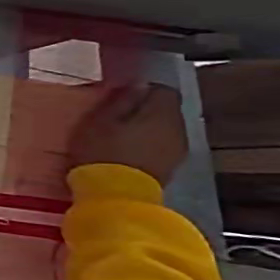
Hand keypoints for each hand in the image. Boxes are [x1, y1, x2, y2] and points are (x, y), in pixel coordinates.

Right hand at [67, 84, 186, 184]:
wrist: (116, 194)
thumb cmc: (103, 151)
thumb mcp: (100, 120)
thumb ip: (122, 100)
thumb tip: (138, 84)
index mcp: (162, 113)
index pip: (164, 90)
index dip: (143, 89)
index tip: (121, 96)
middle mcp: (179, 128)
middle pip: (167, 110)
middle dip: (146, 110)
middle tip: (117, 115)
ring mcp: (178, 150)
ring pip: (165, 129)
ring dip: (147, 128)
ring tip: (121, 135)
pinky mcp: (171, 167)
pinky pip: (162, 146)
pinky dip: (149, 144)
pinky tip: (129, 151)